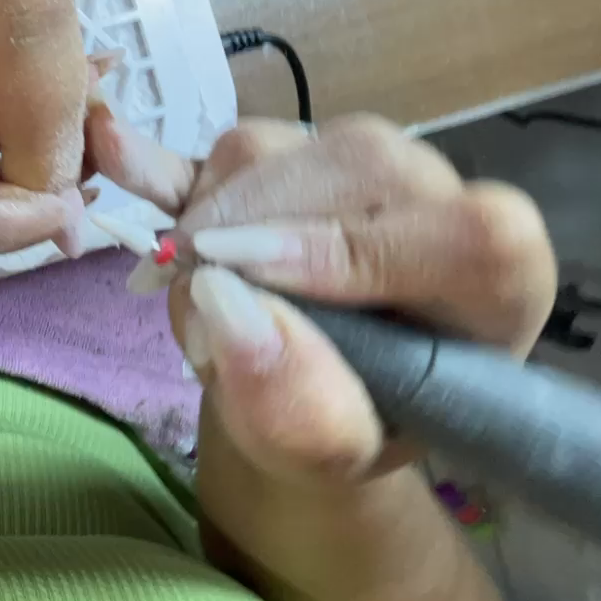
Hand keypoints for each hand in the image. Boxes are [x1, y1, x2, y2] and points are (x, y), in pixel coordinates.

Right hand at [95, 115, 557, 600]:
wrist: (295, 392)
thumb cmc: (332, 427)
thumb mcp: (329, 454)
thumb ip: (300, 408)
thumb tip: (227, 310)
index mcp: (492, 272)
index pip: (456, 232)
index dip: (339, 247)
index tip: (231, 280)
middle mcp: (428, 192)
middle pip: (345, 167)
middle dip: (243, 237)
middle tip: (195, 313)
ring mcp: (336, 161)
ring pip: (261, 151)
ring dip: (199, 221)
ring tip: (188, 295)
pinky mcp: (260, 159)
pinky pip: (200, 148)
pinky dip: (148, 155)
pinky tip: (108, 146)